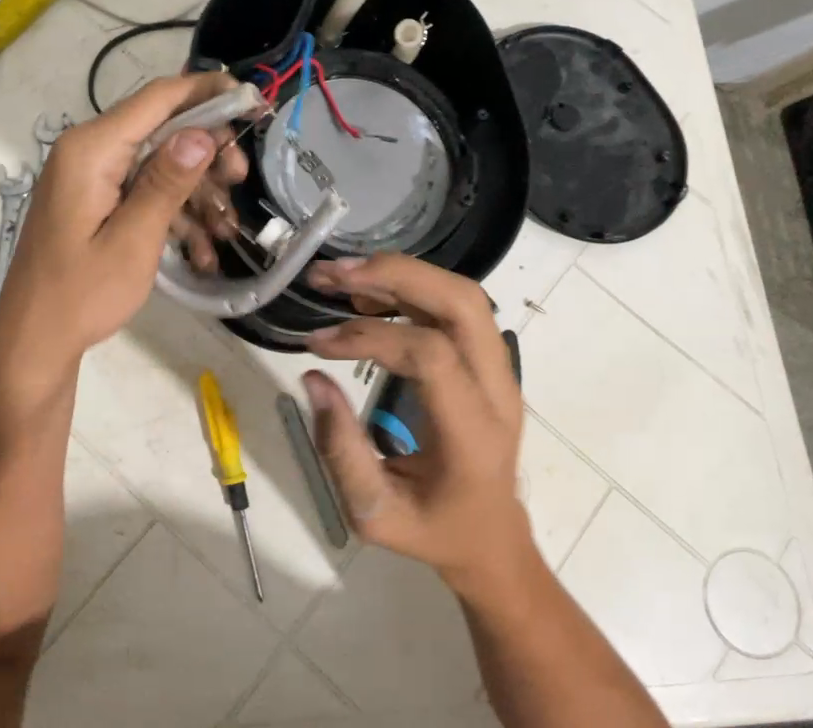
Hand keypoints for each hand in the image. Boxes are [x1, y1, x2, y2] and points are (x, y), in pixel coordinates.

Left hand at [0, 73, 248, 365]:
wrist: (34, 341)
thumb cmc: (81, 295)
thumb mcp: (133, 241)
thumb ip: (166, 182)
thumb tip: (202, 132)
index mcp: (92, 150)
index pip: (158, 98)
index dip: (209, 92)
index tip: (253, 102)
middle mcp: (88, 151)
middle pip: (162, 127)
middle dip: (208, 151)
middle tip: (239, 181)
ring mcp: (91, 176)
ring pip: (159, 162)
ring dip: (197, 190)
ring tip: (227, 228)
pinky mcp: (95, 200)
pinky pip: (143, 190)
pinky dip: (174, 212)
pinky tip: (202, 248)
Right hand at [301, 255, 530, 586]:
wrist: (491, 538)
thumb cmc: (432, 530)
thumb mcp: (375, 513)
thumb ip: (342, 450)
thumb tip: (313, 378)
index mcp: (473, 433)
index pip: (433, 354)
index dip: (372, 336)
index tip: (319, 344)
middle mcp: (498, 391)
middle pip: (463, 303)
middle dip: (396, 275)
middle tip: (333, 275)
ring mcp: (500, 372)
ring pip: (463, 295)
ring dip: (401, 274)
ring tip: (340, 277)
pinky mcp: (488, 362)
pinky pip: (456, 307)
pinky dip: (411, 288)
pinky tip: (366, 296)